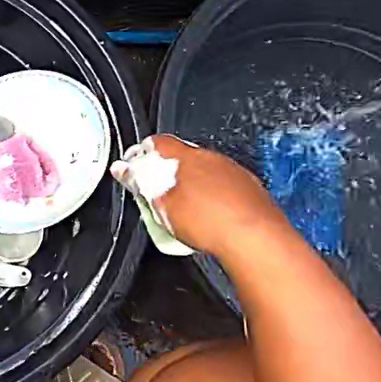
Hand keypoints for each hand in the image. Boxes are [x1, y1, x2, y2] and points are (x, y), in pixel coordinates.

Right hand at [111, 135, 288, 258]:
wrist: (254, 239)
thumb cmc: (210, 221)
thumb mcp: (162, 206)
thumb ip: (141, 185)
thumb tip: (126, 172)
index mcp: (187, 157)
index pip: (159, 142)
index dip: (143, 152)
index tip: (134, 164)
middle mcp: (213, 159)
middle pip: (184, 157)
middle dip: (169, 172)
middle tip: (157, 194)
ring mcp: (235, 173)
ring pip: (207, 173)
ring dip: (194, 185)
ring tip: (184, 212)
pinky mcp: (251, 191)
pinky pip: (226, 188)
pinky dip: (215, 198)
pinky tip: (210, 218)